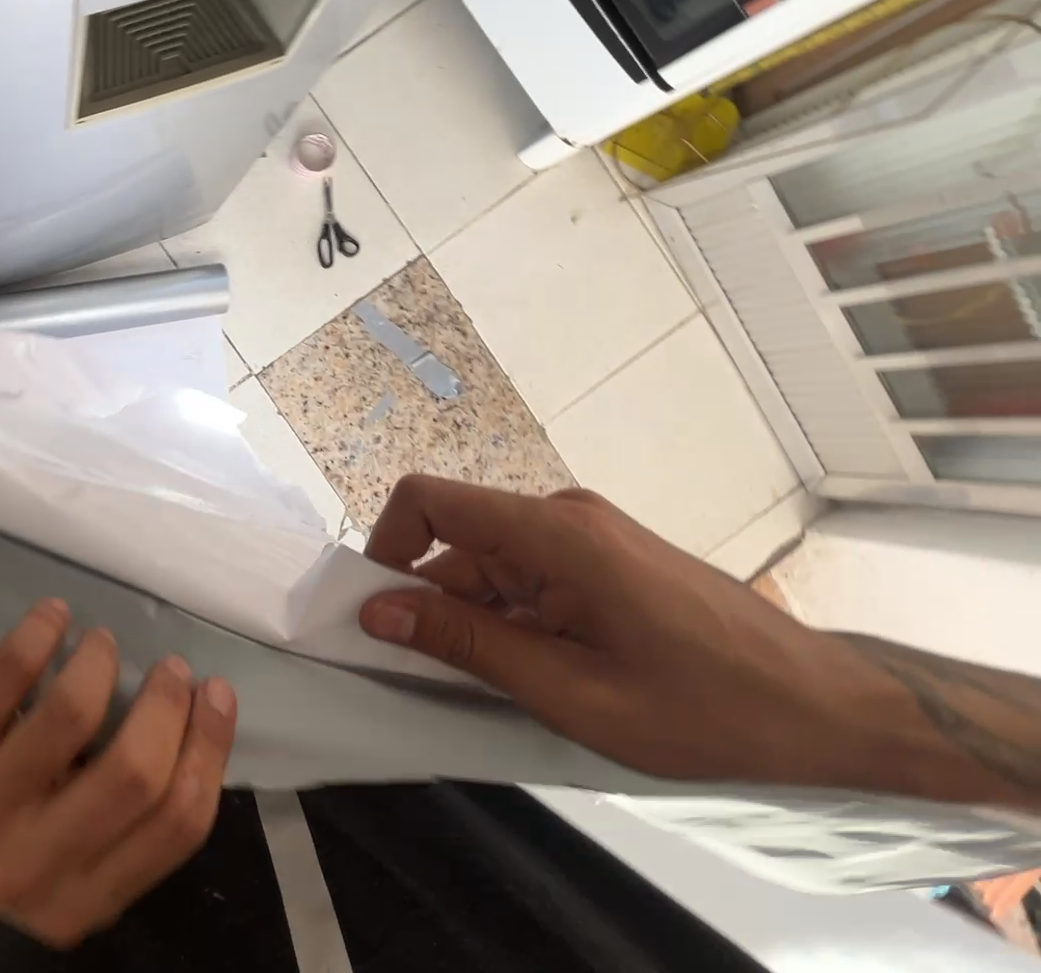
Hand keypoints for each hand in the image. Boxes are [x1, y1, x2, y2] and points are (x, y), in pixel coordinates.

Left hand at [0, 600, 237, 946]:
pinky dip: (40, 633)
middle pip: (133, 776)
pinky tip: (55, 616)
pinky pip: (6, 676)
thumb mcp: (67, 854)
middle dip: (166, 707)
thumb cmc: (0, 832)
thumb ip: (122, 816)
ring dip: (101, 664)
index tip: (216, 695)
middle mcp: (31, 867)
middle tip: (172, 668)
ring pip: (71, 717)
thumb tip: (191, 721)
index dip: (209, 750)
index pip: (176, 827)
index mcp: (81, 900)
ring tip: (104, 642)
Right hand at [353, 476, 931, 792]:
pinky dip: (507, 616)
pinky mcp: (598, 553)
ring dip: (473, 616)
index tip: (382, 612)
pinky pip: (521, 573)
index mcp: (551, 534)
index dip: (386, 547)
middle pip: (454, 541)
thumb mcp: (569, 691)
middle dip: (431, 601)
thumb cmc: (703, 708)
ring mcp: (582, 532)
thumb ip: (465, 644)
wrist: (832, 708)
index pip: (428, 500)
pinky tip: (538, 666)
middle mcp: (560, 516)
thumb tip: (376, 611)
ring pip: (485, 562)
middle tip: (441, 673)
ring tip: (508, 682)